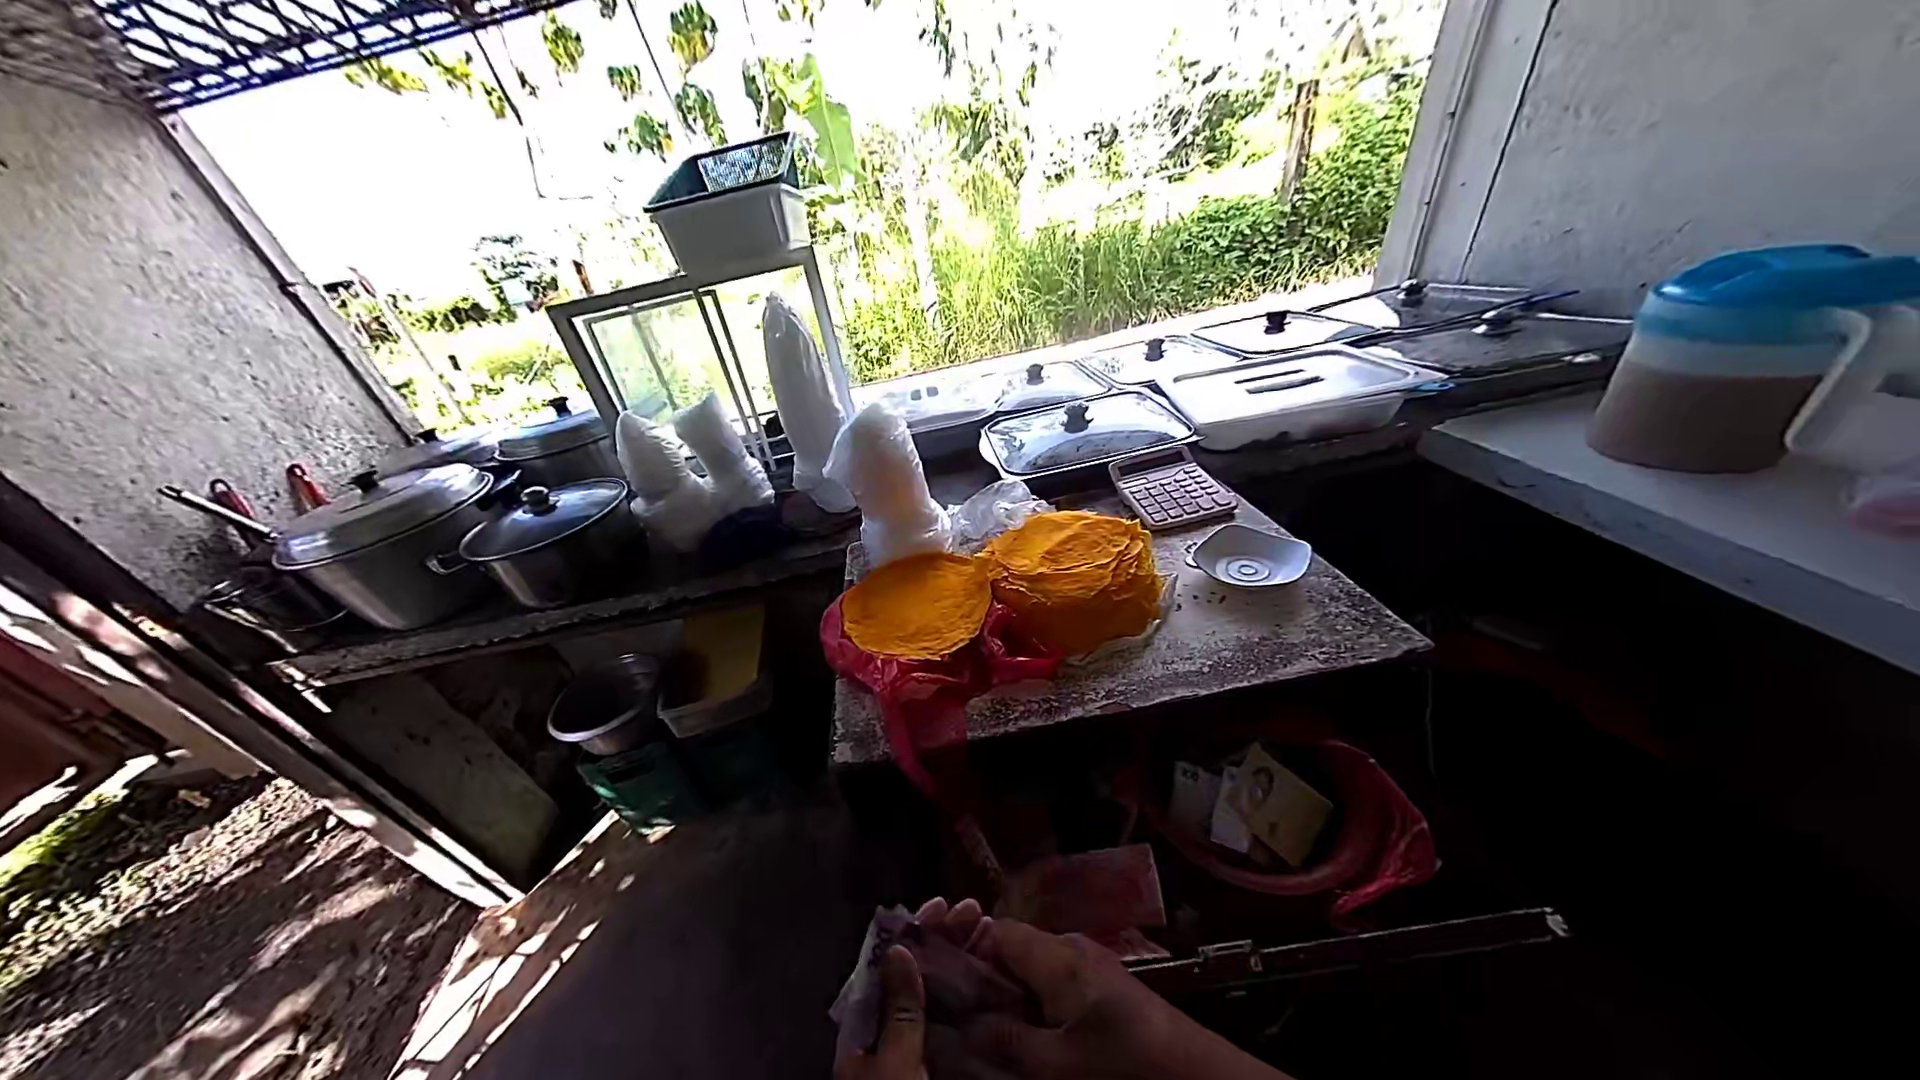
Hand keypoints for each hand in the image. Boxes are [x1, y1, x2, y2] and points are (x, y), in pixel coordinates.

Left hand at [835, 897, 986, 1079]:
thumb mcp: (893, 1067)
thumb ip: (899, 1013)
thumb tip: (897, 950)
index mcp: (863, 1035)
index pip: (886, 969)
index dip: (913, 934)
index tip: (940, 907)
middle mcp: (889, 1038)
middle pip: (919, 977)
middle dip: (946, 941)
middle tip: (972, 911)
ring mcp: (918, 1053)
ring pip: (943, 998)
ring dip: (965, 963)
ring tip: (988, 929)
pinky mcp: (946, 1067)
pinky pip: (961, 1027)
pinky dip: (977, 1000)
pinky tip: (996, 973)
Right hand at [961, 916, 1291, 1079]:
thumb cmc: (1126, 1069)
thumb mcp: (1058, 1067)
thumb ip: (1006, 1042)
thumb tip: (961, 1025)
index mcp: (1056, 955)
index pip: (994, 931)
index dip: (962, 950)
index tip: (937, 983)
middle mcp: (1069, 950)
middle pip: (1010, 952)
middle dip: (982, 984)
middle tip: (957, 1022)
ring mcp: (1088, 969)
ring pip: (1030, 974)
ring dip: (1007, 1002)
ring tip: (986, 1039)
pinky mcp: (1102, 991)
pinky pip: (1053, 990)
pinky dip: (1032, 1011)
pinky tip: (1026, 1045)